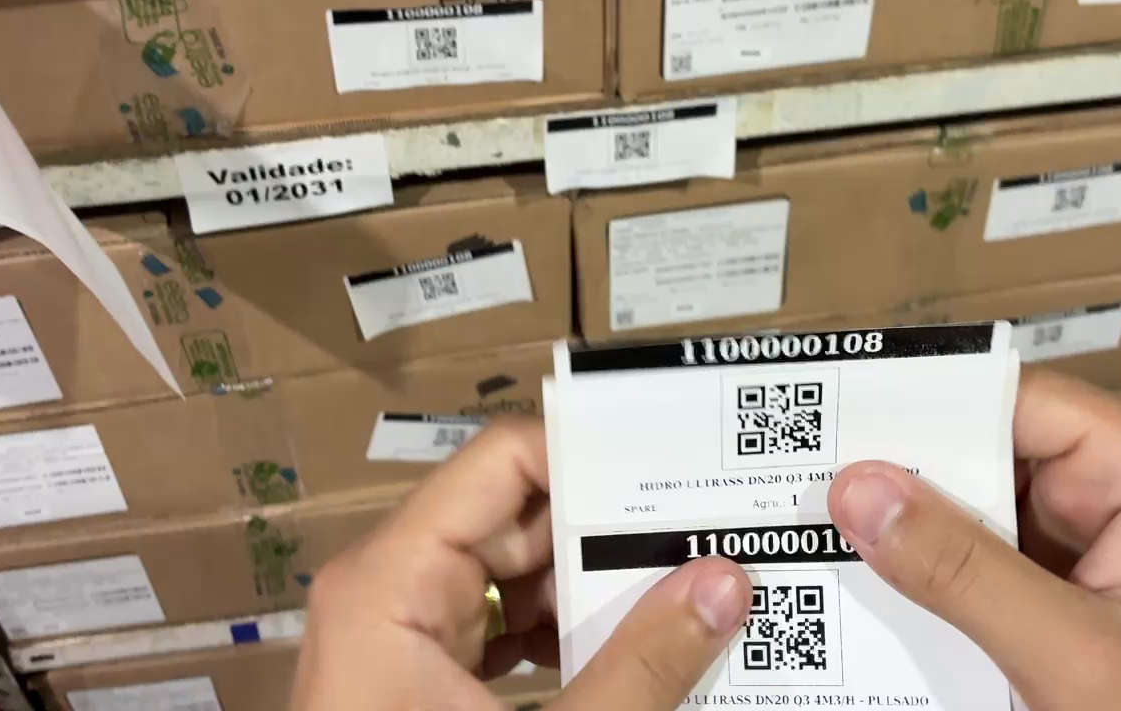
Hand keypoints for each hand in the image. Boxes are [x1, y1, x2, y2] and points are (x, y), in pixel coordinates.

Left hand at [296, 417, 753, 709]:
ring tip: (681, 572)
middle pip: (516, 511)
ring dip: (594, 580)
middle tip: (699, 518)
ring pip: (518, 564)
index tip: (671, 462)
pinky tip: (628, 639)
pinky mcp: (423, 661)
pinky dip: (564, 626)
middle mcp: (394, 577)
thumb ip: (640, 667)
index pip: (503, 460)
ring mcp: (407, 620)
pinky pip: (505, 613)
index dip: (589, 452)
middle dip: (609, 522)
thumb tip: (727, 581)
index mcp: (393, 576)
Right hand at [826, 371, 1120, 709]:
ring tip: (809, 510)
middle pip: (973, 436)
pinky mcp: (1054, 560)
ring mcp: (1078, 513)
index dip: (912, 405)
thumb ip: (964, 573)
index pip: (1000, 396)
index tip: (823, 421)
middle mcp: (1106, 464)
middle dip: (895, 463)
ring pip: (962, 486)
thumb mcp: (1081, 662)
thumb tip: (851, 486)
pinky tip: (858, 557)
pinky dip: (919, 551)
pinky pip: (968, 535)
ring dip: (898, 510)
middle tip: (796, 470)